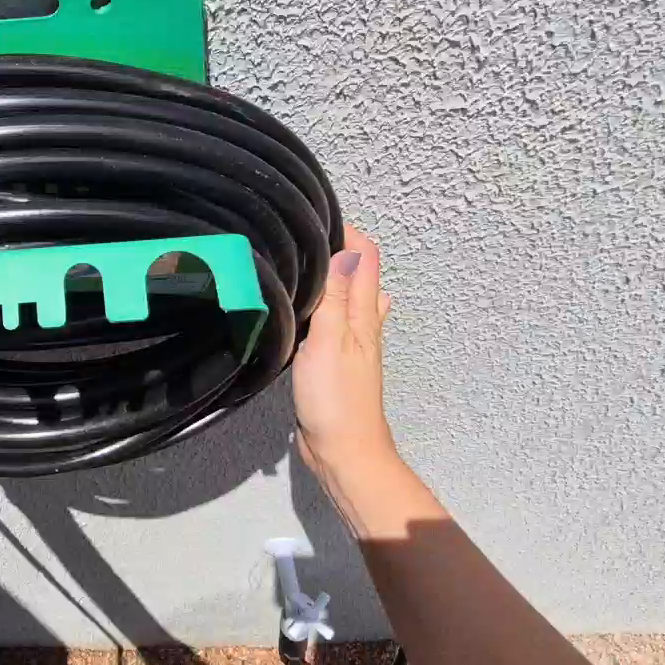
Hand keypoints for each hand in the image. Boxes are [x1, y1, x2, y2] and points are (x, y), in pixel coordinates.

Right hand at [292, 224, 395, 475]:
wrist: (342, 450)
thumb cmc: (336, 397)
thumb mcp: (330, 340)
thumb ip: (335, 296)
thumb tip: (345, 247)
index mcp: (362, 314)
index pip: (365, 257)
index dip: (347, 231)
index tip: (314, 213)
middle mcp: (361, 322)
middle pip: (357, 272)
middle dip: (338, 246)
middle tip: (301, 233)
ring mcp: (350, 342)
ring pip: (346, 295)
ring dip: (331, 274)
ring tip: (300, 262)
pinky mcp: (333, 359)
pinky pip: (332, 319)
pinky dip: (322, 303)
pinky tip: (303, 307)